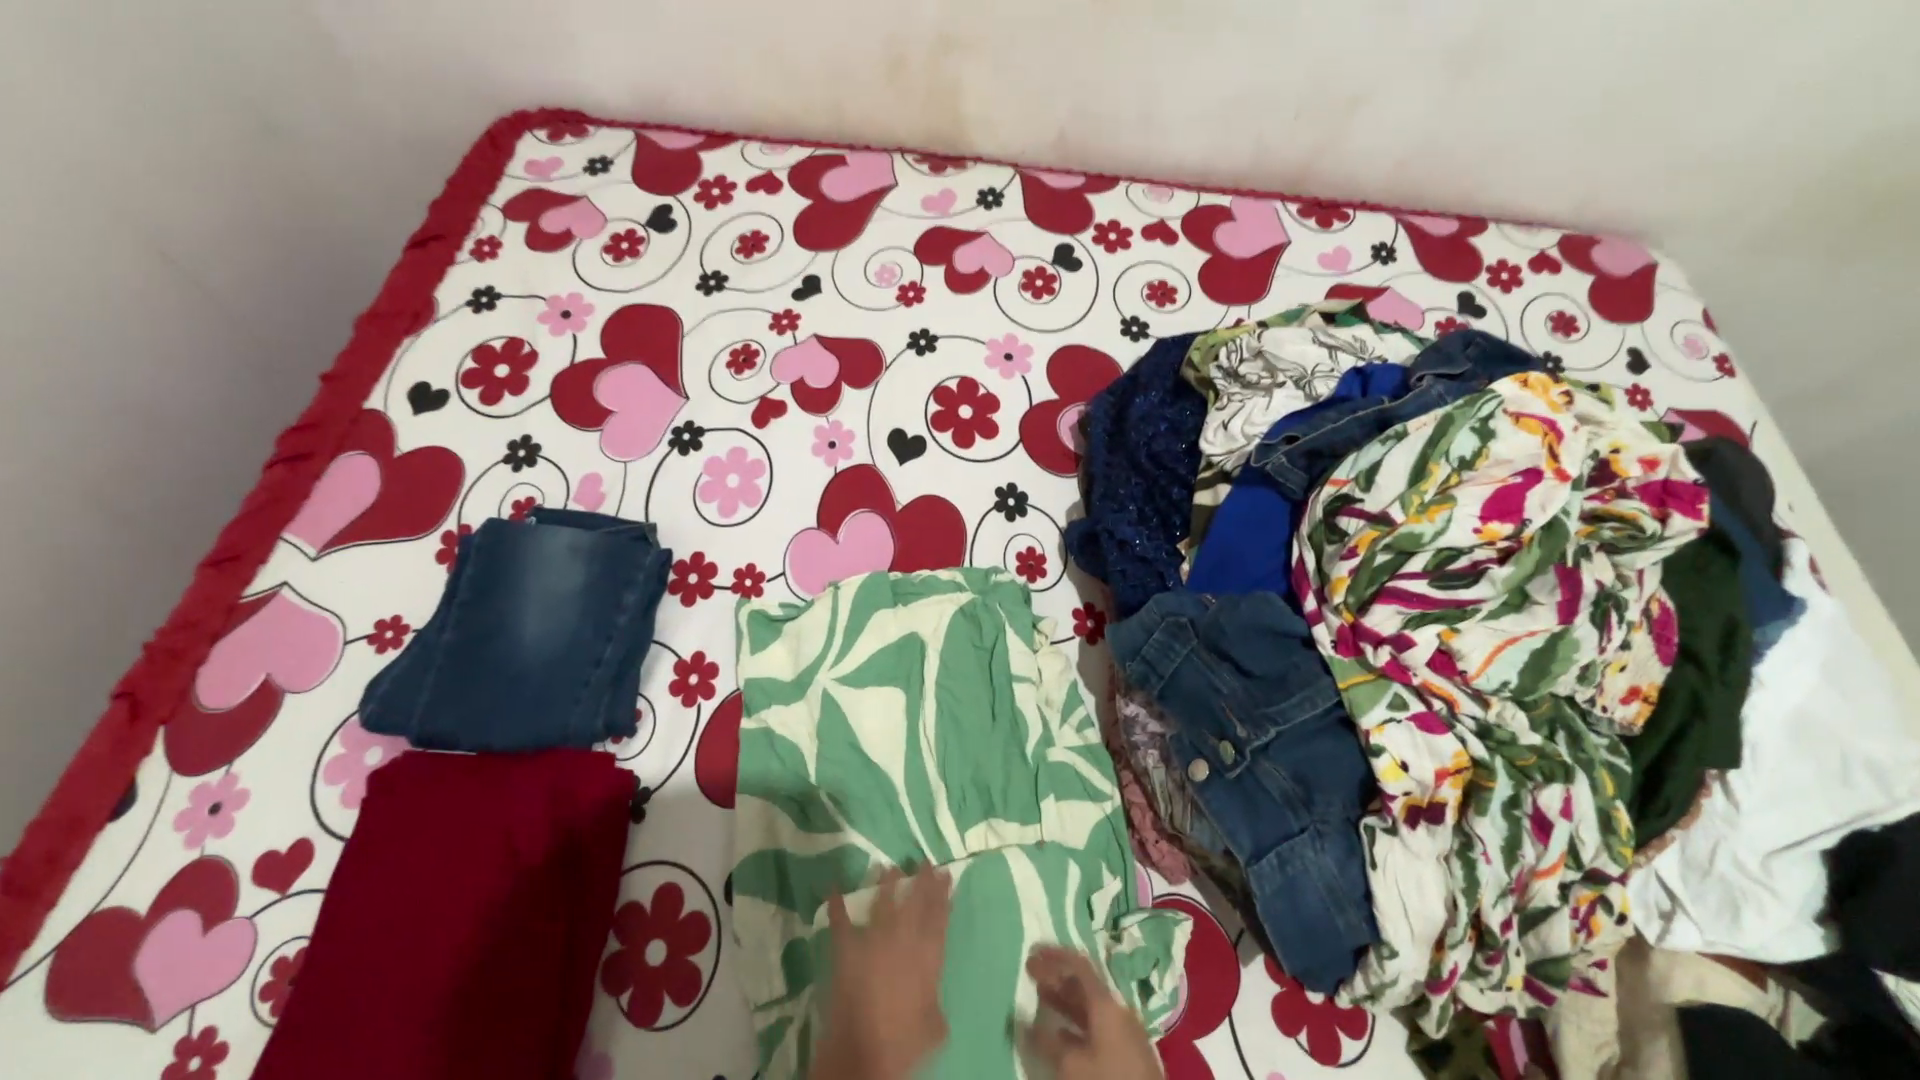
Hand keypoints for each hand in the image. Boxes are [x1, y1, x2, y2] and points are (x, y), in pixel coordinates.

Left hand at [813, 865, 951, 1079]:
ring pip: (882, 904)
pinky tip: (834, 887)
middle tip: (926, 862)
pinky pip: (840, 922)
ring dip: (886, 884)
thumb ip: (935, 1001)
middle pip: (915, 904)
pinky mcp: (846, 951)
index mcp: (928, 958)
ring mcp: (873, 943)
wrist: (864, 1053)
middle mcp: (903, 942)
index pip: (939, 919)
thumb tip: (932, 994)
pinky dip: (837, 905)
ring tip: (890, 867)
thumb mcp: (935, 1026)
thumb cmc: (904, 1043)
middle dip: (922, 881)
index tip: (946, 875)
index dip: (944, 895)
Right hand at [1022, 945, 1162, 1079]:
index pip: (1079, 965)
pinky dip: (1074, 1022)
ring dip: (1064, 999)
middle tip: (1030, 972)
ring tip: (1039, 995)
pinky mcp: (1125, 1050)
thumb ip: (1045, 1040)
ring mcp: (1123, 1030)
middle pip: (1084, 984)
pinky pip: (1095, 1025)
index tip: (1033, 950)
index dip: (1055, 955)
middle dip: (1056, 976)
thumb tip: (1021, 1019)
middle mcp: (1117, 1010)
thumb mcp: (1071, 1064)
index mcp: (1107, 1004)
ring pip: (1089, 1005)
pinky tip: (1058, 1030)